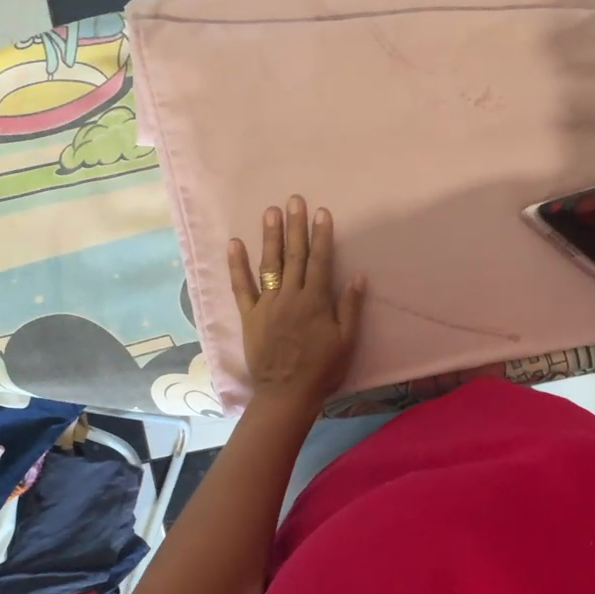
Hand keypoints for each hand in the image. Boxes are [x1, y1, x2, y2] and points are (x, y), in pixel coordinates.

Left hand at [228, 196, 365, 410]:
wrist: (287, 393)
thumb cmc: (322, 369)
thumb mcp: (347, 341)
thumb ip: (350, 307)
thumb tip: (359, 276)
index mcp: (316, 301)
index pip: (320, 261)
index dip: (321, 236)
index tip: (321, 212)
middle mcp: (291, 296)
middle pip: (294, 255)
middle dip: (295, 226)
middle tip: (294, 200)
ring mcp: (267, 304)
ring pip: (269, 264)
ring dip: (270, 236)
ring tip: (270, 211)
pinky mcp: (250, 316)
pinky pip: (241, 287)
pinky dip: (237, 265)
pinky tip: (235, 243)